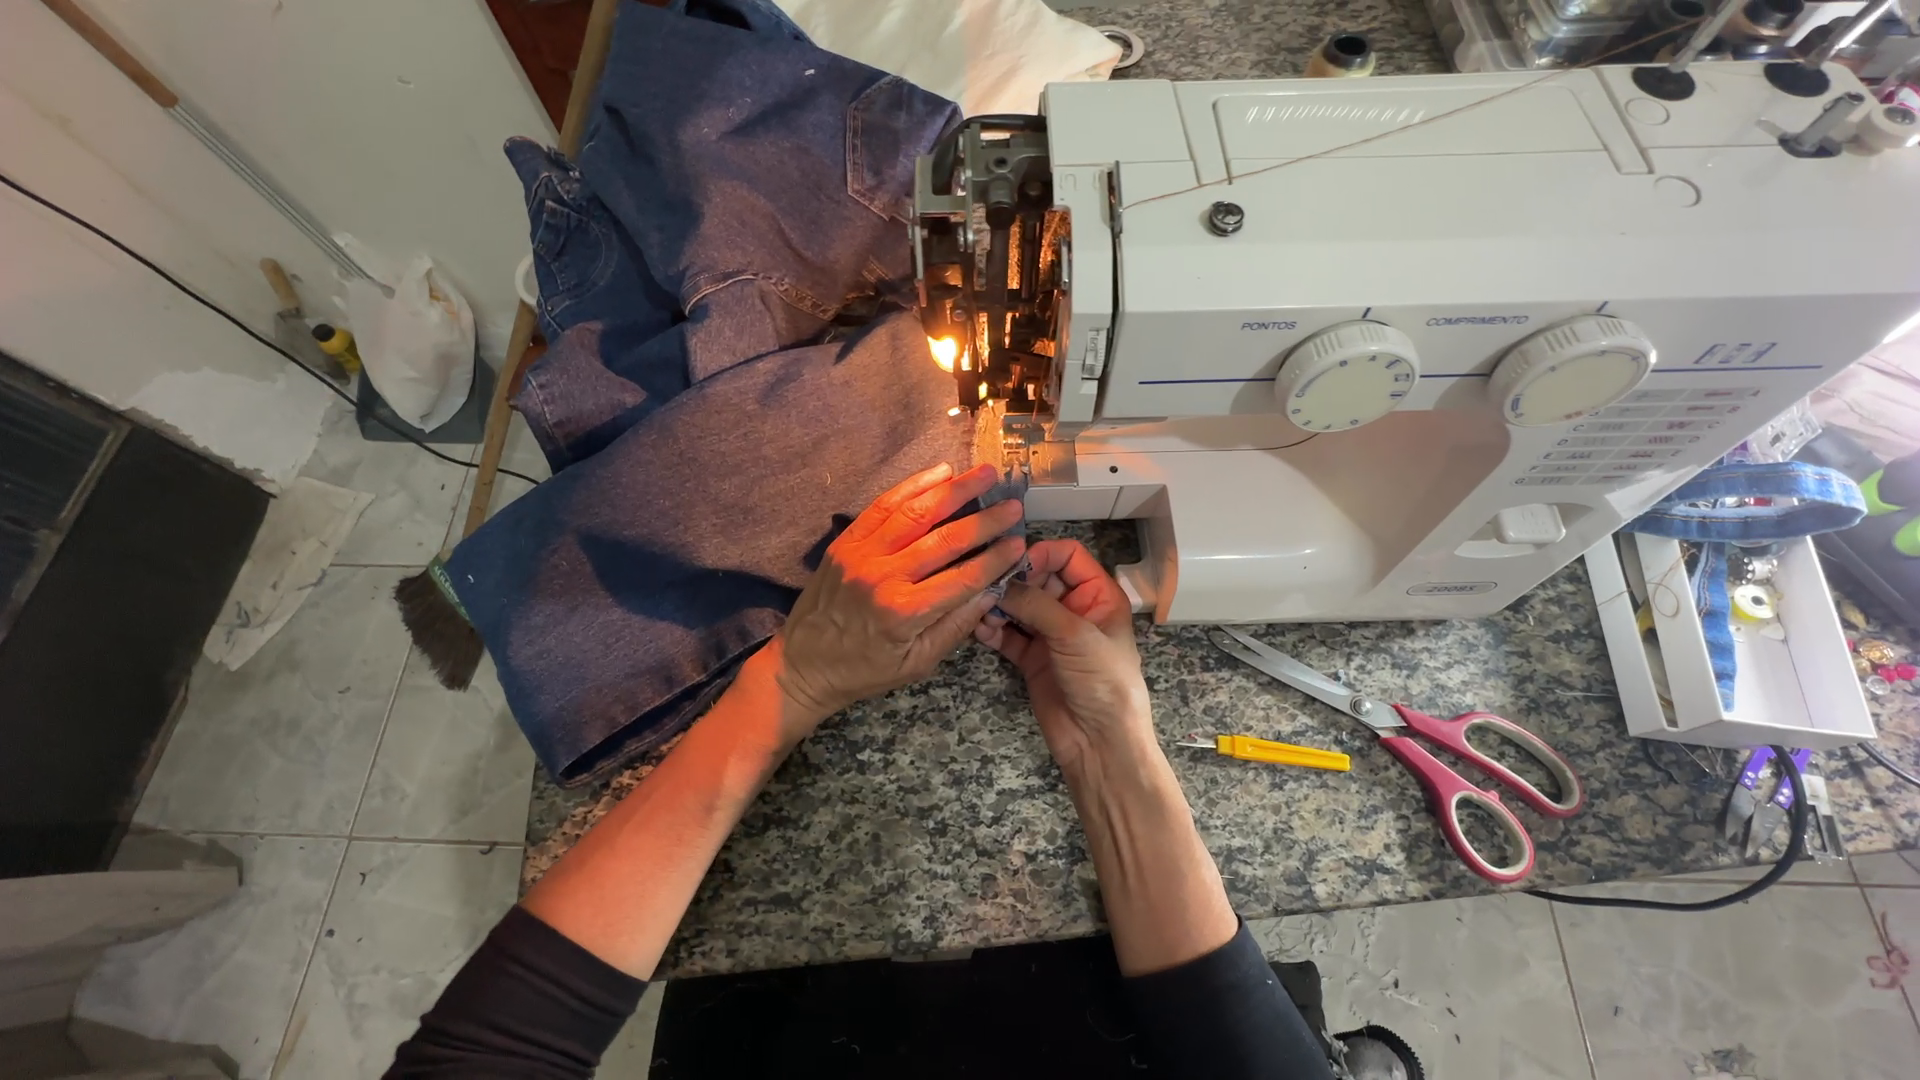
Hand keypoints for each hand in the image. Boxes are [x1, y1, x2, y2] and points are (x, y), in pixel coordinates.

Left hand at [769, 462, 1024, 736]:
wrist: (803, 665)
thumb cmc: (865, 670)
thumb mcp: (917, 663)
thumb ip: (955, 627)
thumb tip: (992, 590)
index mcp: (905, 613)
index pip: (963, 578)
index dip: (995, 559)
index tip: (1020, 543)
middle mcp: (884, 577)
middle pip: (945, 540)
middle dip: (984, 519)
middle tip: (1013, 503)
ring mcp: (862, 554)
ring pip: (915, 513)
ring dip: (953, 490)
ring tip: (983, 474)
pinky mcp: (846, 541)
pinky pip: (883, 506)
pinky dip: (912, 486)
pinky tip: (939, 473)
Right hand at [973, 539, 1153, 774]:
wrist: (1100, 742)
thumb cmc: (1103, 681)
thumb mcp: (1075, 635)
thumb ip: (1036, 604)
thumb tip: (1000, 581)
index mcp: (1098, 596)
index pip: (1068, 556)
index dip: (1041, 554)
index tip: (1013, 563)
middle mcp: (1074, 610)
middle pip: (1038, 579)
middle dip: (1013, 580)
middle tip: (987, 584)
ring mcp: (1051, 636)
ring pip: (1019, 607)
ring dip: (999, 605)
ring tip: (978, 606)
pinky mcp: (1032, 659)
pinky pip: (1008, 636)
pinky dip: (993, 630)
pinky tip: (979, 629)